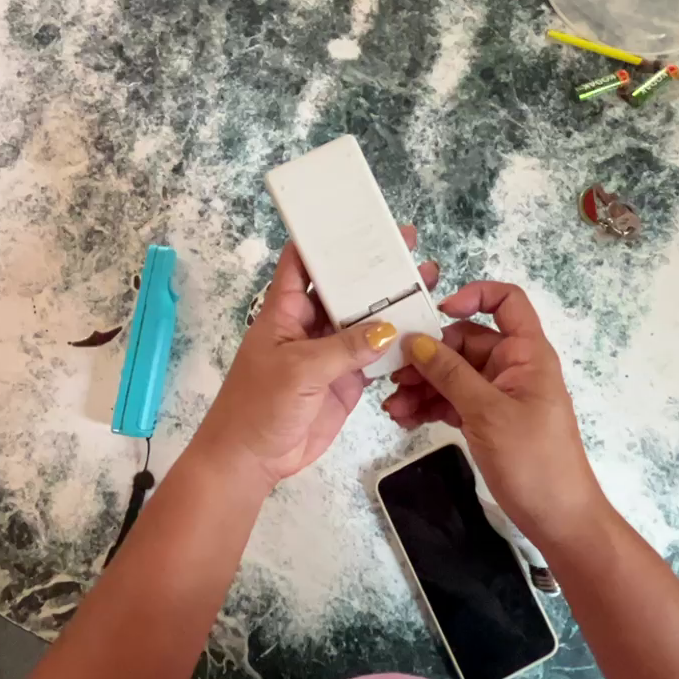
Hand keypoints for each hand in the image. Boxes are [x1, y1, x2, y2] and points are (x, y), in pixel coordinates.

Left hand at [189, 227, 439, 491]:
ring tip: (426, 278)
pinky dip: (397, 342)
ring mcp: (330, 350)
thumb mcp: (299, 369)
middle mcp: (310, 322)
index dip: (325, 239)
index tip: (357, 219)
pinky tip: (423, 325)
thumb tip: (388, 329)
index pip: (302, 261)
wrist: (252, 459)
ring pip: (365, 318)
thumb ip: (345, 347)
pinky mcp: (346, 379)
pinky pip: (375, 354)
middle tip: (408, 244)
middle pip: (344, 286)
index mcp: (285, 308)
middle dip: (373, 267)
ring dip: (392, 301)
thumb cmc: (259, 404)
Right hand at [381, 281, 608, 548]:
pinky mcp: (485, 418)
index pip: (506, 301)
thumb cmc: (534, 460)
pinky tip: (405, 419)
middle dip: (428, 356)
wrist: (559, 521)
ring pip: (452, 373)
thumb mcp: (487, 412)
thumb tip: (415, 341)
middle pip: (464, 341)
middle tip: (394, 375)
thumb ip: (449, 373)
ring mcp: (497, 393)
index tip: (438, 312)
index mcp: (526, 353)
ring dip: (422, 386)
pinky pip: (451, 400)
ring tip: (393, 406)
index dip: (474, 295)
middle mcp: (511, 366)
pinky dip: (430, 406)